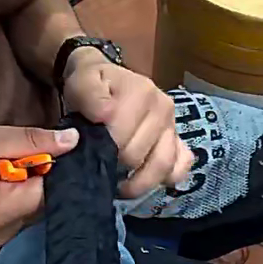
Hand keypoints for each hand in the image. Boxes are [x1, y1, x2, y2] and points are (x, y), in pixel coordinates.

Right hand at [0, 124, 79, 245]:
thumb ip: (35, 142)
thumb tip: (74, 140)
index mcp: (4, 213)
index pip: (54, 191)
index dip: (56, 166)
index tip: (48, 145)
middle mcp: (6, 233)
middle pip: (46, 201)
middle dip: (41, 173)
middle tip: (18, 150)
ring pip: (34, 205)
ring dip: (29, 181)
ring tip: (5, 160)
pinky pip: (19, 210)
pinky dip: (17, 190)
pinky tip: (0, 174)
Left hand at [61, 53, 191, 198]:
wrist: (106, 80)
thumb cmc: (94, 84)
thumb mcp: (82, 81)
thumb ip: (89, 94)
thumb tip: (105, 115)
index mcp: (142, 92)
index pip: (121, 136)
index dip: (100, 148)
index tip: (88, 146)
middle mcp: (164, 109)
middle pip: (138, 155)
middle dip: (115, 164)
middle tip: (100, 161)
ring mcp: (173, 127)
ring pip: (162, 166)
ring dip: (138, 182)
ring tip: (118, 184)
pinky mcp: (179, 143)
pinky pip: (179, 168)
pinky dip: (163, 179)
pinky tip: (144, 179)